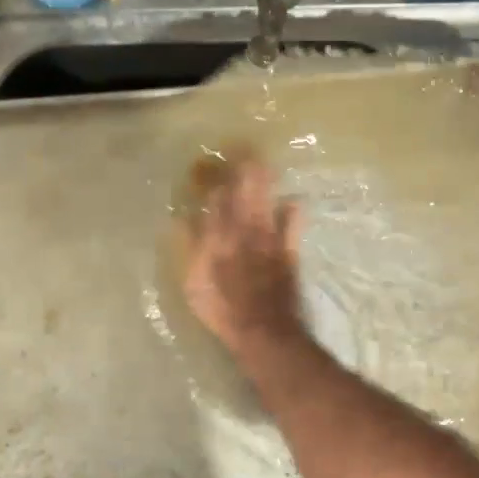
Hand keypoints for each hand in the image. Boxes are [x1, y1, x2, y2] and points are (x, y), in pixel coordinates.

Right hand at [179, 155, 305, 355]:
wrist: (263, 331)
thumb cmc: (223, 311)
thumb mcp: (194, 284)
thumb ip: (192, 249)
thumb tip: (184, 221)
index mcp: (218, 238)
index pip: (215, 200)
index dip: (214, 182)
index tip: (212, 167)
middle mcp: (244, 232)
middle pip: (243, 192)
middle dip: (242, 169)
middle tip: (243, 146)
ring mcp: (269, 240)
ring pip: (266, 200)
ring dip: (264, 179)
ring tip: (262, 160)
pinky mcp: (289, 251)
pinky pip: (294, 223)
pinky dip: (294, 211)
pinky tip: (294, 201)